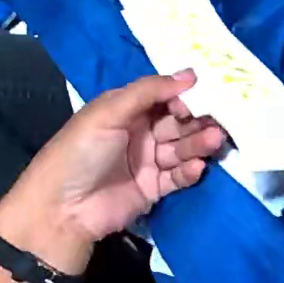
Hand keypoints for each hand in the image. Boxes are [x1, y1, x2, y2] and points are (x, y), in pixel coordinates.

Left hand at [0, 71, 224, 274]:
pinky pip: (178, 177)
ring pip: (181, 148)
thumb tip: (190, 74)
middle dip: (198, 119)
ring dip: (198, 144)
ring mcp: (147, 161)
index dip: (183, 95)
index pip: (163, 96)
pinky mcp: (153, 189)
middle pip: (177, 122)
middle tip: (221, 119)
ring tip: (214, 140)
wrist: (61, 208)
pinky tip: (197, 167)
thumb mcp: (109, 111)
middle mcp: (139, 132)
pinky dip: (189, 171)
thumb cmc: (81, 151)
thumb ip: (149, 91)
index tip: (204, 94)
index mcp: (125, 109)